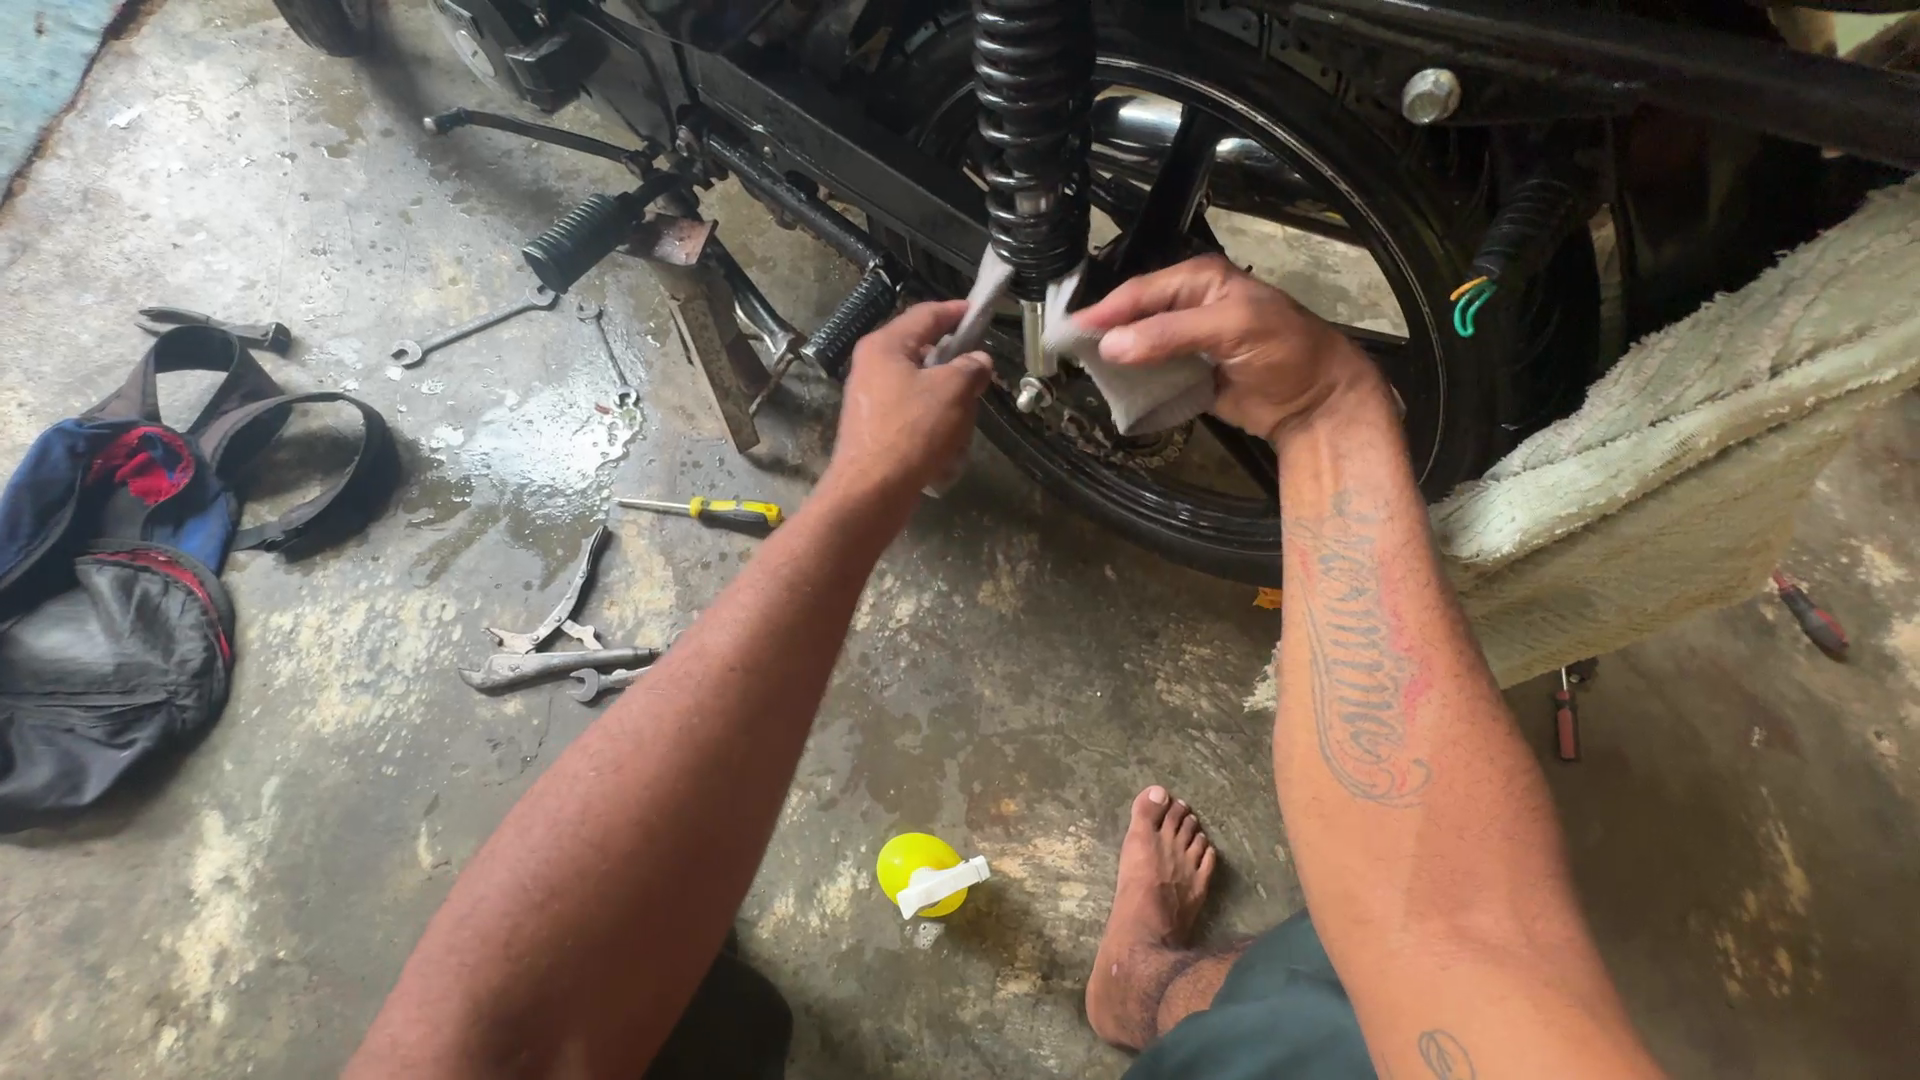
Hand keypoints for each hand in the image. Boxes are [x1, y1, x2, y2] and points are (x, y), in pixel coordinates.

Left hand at [823, 300, 992, 503]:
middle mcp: (871, 366)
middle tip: (979, 378)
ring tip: (963, 423)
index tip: (979, 313)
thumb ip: (971, 368)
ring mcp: (870, 399)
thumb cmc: (912, 432)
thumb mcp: (953, 392)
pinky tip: (945, 448)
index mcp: (885, 346)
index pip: (925, 314)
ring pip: (921, 389)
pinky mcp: (874, 429)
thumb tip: (979, 361)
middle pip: (923, 353)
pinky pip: (912, 416)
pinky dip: (932, 426)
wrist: (871, 490)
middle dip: (955, 367)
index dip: (956, 311)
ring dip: (947, 403)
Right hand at [1072, 254, 1382, 443]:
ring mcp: (1183, 343)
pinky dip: (1130, 381)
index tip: (1069, 330)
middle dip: (1102, 330)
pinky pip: (1148, 374)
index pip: (1140, 291)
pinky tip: (1110, 387)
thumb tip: (1110, 346)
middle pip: (1132, 315)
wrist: (1314, 401)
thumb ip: (1170, 334)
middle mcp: (1186, 306)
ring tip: (1079, 369)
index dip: (1104, 310)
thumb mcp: (1231, 329)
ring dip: (1113, 357)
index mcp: (1198, 280)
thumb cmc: (1283, 350)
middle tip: (1066, 349)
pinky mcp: (1184, 374)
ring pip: (1136, 344)